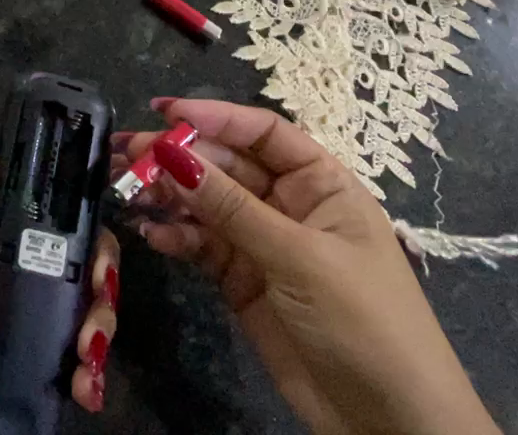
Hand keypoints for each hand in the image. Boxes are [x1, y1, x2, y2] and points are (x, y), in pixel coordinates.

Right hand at [112, 99, 498, 434]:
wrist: (390, 425)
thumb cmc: (365, 323)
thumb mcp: (299, 257)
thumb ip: (231, 207)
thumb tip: (169, 153)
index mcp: (322, 185)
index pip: (262, 133)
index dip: (214, 117)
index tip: (163, 113)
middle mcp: (289, 205)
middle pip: (224, 165)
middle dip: (177, 158)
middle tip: (127, 155)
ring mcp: (263, 243)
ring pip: (205, 203)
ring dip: (167, 195)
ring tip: (127, 191)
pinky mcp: (241, 280)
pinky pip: (200, 245)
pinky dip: (175, 237)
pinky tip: (153, 236)